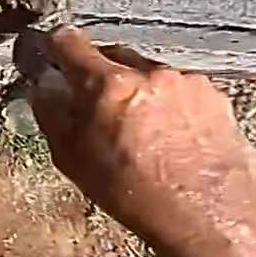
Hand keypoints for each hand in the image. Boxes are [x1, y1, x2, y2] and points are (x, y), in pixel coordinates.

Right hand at [25, 27, 255, 256]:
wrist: (211, 214)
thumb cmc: (137, 192)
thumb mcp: (71, 158)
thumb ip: (52, 114)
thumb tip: (42, 89)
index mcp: (106, 84)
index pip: (69, 43)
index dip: (54, 46)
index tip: (50, 52)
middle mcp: (148, 72)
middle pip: (111, 57)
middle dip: (97, 77)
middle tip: (91, 108)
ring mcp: (185, 81)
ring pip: (146, 74)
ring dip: (134, 92)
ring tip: (134, 132)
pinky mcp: (213, 95)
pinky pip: (176, 89)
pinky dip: (165, 105)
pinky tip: (164, 137)